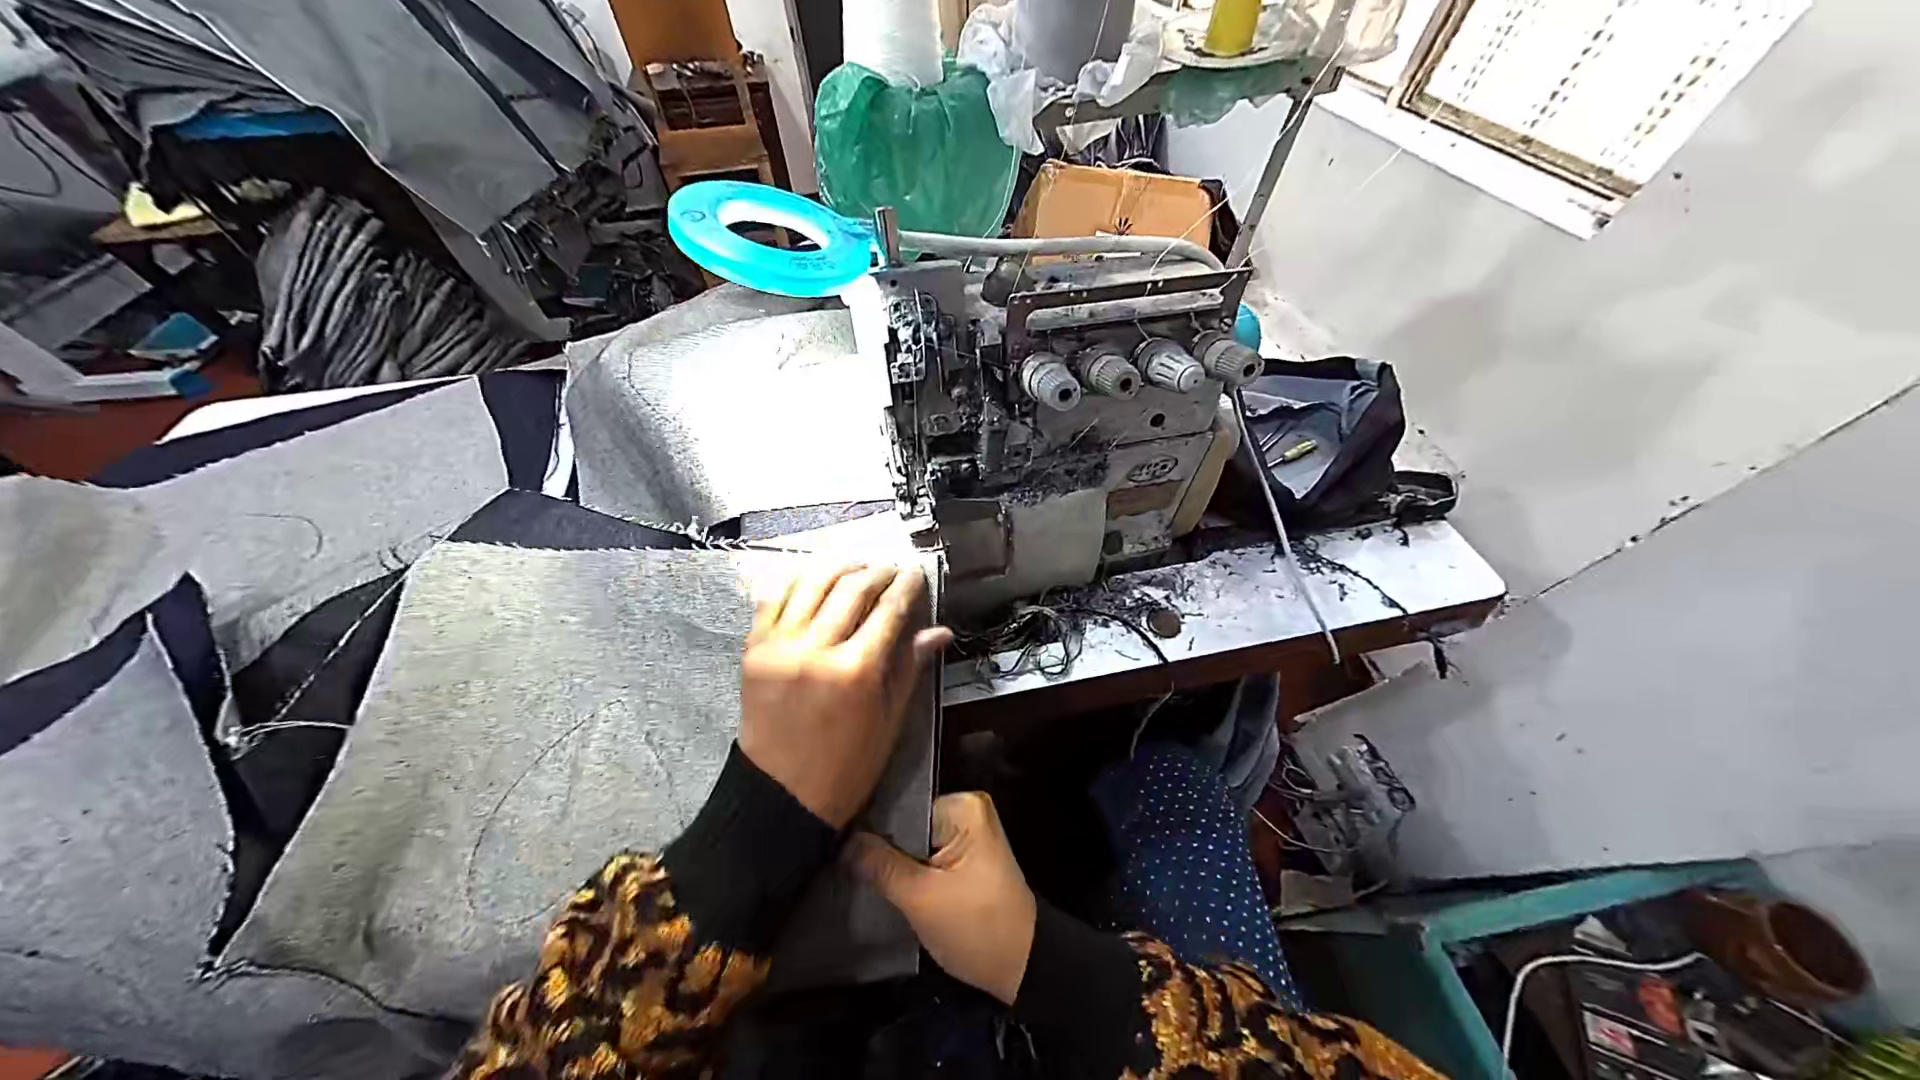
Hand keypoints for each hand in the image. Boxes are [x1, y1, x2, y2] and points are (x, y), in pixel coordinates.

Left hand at [739, 563, 951, 828]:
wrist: (780, 795)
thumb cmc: (846, 766)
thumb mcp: (889, 720)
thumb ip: (910, 667)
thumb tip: (940, 632)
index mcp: (856, 670)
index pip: (888, 610)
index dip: (906, 586)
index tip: (916, 574)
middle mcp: (816, 648)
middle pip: (852, 588)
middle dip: (877, 571)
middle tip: (890, 570)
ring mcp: (780, 645)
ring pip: (812, 583)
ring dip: (838, 567)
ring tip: (856, 566)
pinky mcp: (753, 648)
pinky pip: (772, 598)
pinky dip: (795, 580)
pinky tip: (813, 578)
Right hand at [844, 792, 1036, 1004]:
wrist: (1023, 966)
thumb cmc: (977, 927)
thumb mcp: (922, 899)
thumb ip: (881, 866)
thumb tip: (842, 841)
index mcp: (964, 805)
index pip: (903, 804)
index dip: (871, 825)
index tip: (839, 840)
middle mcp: (966, 808)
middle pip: (907, 821)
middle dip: (878, 843)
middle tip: (840, 857)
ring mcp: (966, 831)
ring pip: (912, 839)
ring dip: (888, 858)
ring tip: (850, 867)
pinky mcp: (962, 854)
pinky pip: (923, 853)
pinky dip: (904, 868)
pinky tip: (876, 878)